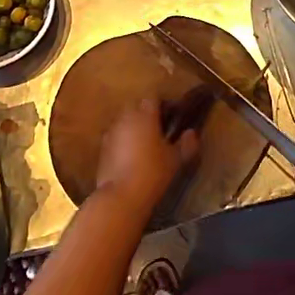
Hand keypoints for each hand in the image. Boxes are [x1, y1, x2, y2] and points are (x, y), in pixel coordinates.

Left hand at [94, 96, 198, 217]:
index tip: (170, 116)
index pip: (152, 98)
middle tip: (157, 128)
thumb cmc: (153, 173)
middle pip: (135, 106)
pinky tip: (129, 156)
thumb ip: (186, 144)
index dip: (162, 105)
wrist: (121, 196)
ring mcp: (111, 133)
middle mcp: (126, 119)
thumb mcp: (175, 160)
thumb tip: (191, 133)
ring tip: (143, 143)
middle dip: (145, 113)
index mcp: (145, 116)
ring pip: (123, 121)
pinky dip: (122, 140)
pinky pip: (114, 136)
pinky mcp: (102, 148)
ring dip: (132, 126)